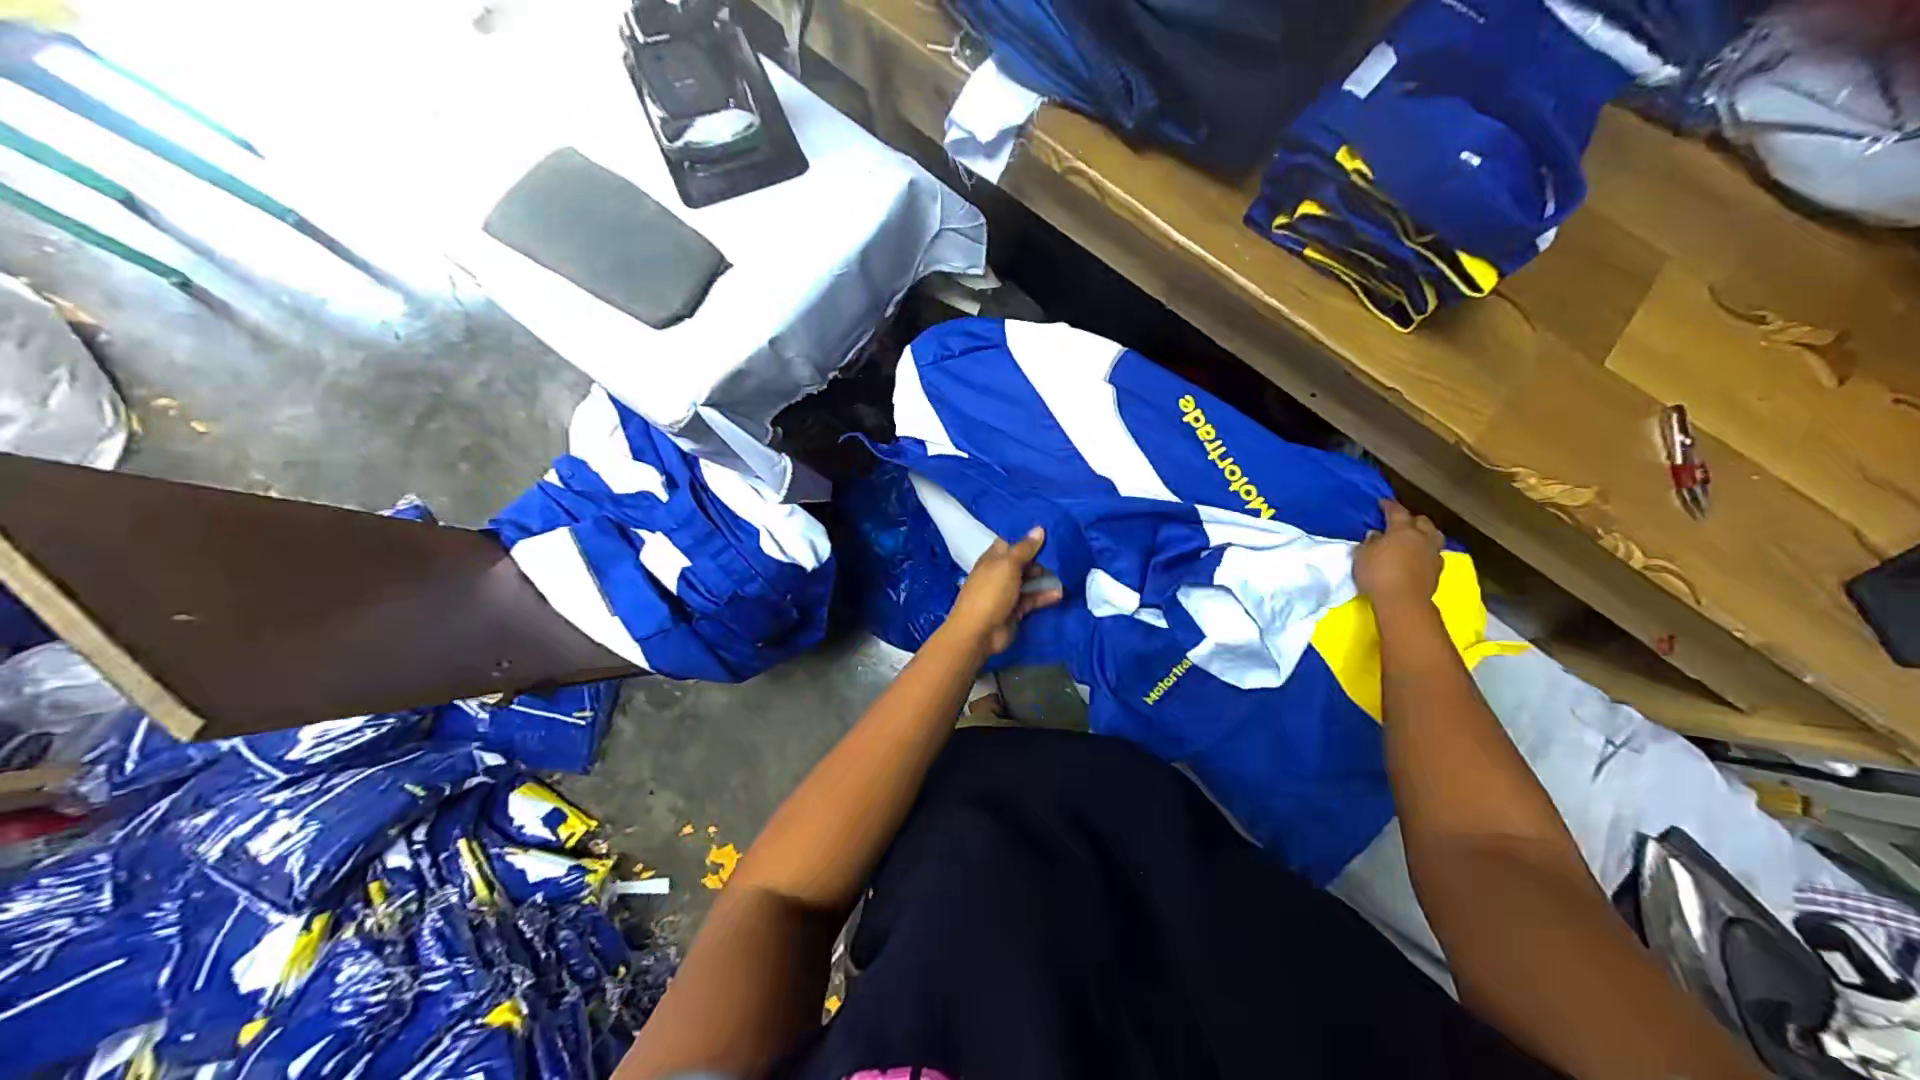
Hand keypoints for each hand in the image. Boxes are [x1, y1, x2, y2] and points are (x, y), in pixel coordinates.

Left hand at [947, 527, 1063, 654]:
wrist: (979, 632)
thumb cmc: (991, 592)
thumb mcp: (1008, 566)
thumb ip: (1024, 549)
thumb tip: (1039, 529)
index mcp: (992, 559)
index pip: (1010, 543)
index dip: (1026, 538)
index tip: (1048, 531)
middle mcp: (999, 574)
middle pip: (1022, 562)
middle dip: (1040, 558)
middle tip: (1062, 553)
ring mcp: (1007, 593)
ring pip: (1028, 581)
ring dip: (1044, 578)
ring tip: (1065, 573)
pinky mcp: (1015, 610)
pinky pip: (1032, 600)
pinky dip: (1044, 597)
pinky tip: (1059, 594)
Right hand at [1354, 499, 1443, 609]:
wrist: (1403, 600)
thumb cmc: (1378, 574)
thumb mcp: (1363, 556)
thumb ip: (1370, 543)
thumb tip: (1376, 535)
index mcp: (1402, 530)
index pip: (1397, 512)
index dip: (1389, 506)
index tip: (1382, 502)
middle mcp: (1422, 538)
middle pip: (1422, 521)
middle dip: (1411, 518)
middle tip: (1401, 521)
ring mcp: (1433, 554)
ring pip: (1434, 536)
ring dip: (1425, 533)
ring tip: (1417, 536)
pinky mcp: (1437, 570)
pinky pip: (1434, 553)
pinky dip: (1427, 550)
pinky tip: (1420, 555)